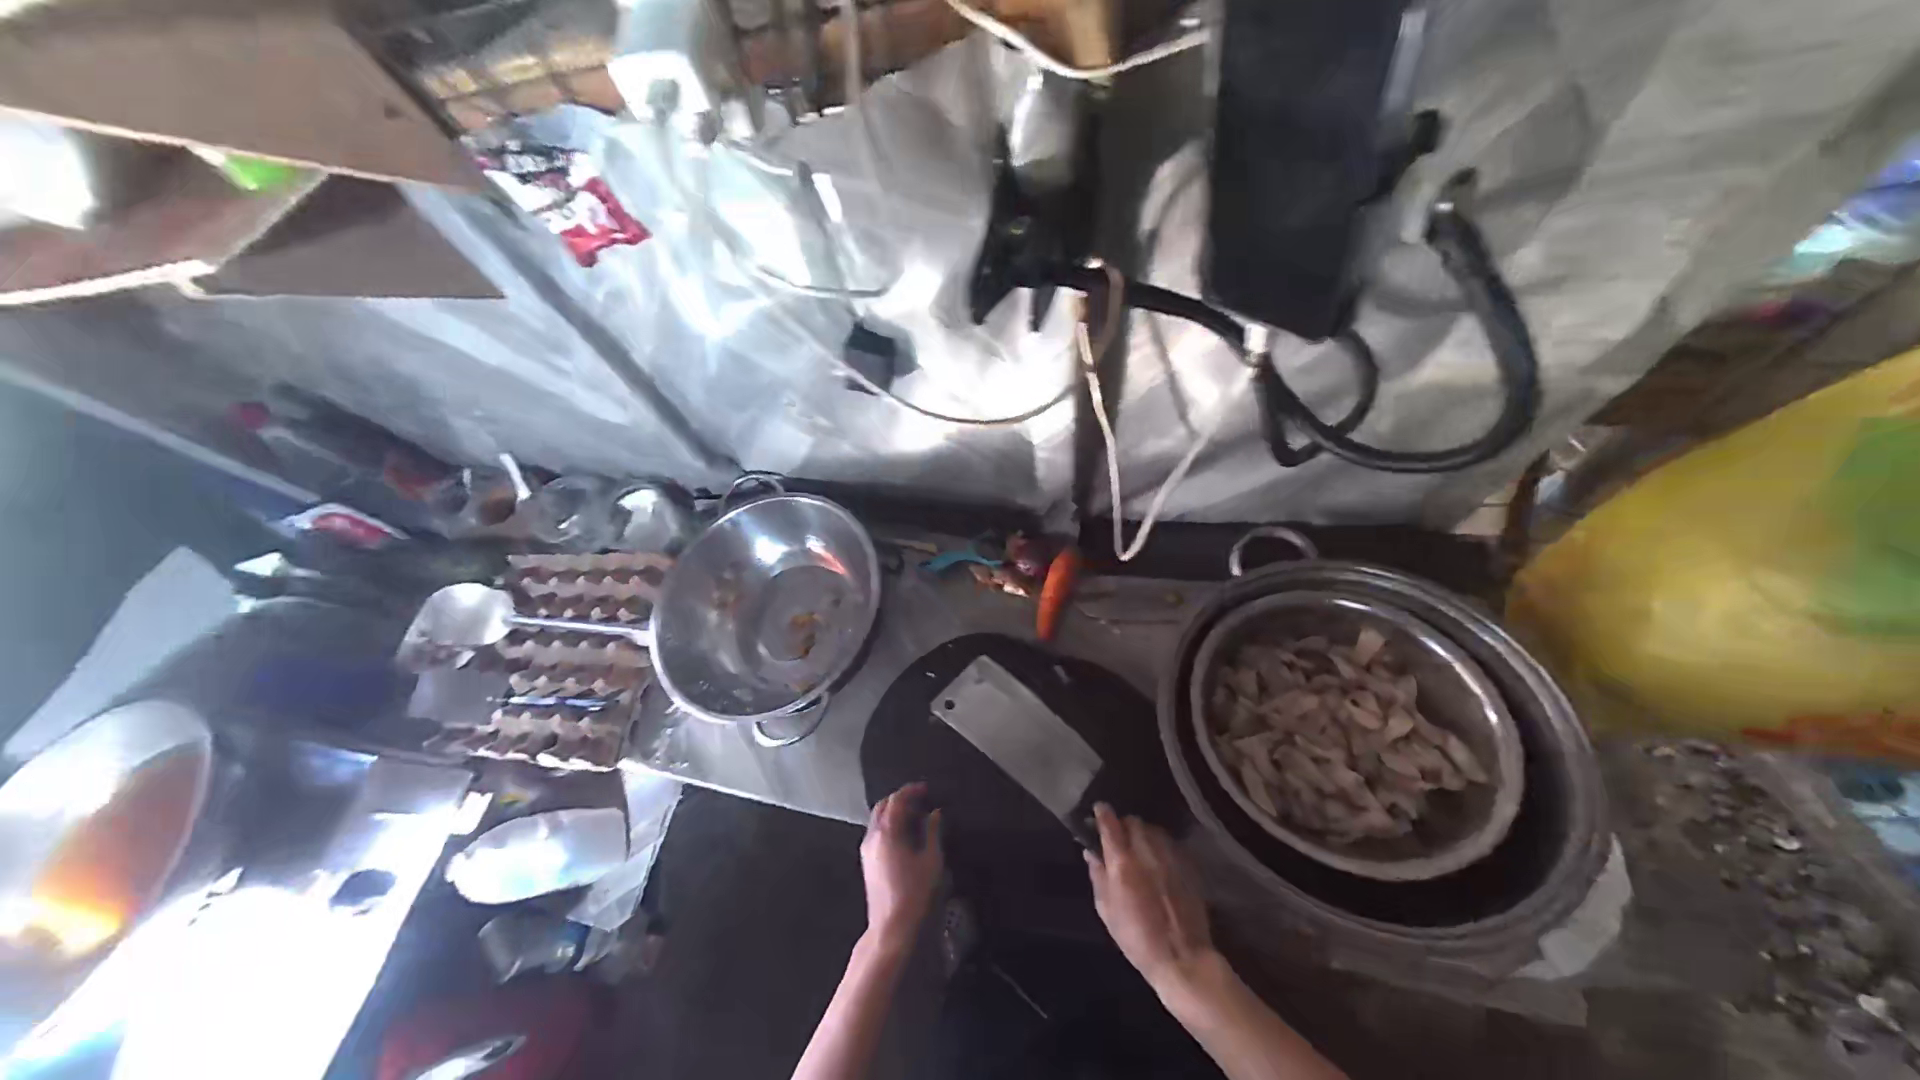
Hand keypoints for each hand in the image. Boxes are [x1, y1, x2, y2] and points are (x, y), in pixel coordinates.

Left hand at [861, 783, 942, 948]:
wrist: (891, 928)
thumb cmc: (915, 893)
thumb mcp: (932, 860)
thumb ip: (933, 832)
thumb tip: (935, 813)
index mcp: (887, 832)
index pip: (896, 800)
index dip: (911, 790)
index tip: (925, 789)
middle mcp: (872, 837)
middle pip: (883, 806)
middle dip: (900, 799)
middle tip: (920, 801)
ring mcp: (867, 850)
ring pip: (878, 820)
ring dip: (894, 813)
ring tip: (916, 817)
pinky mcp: (867, 863)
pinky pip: (876, 833)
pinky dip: (889, 826)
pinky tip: (906, 836)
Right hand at [1085, 802, 1216, 992]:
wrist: (1183, 958)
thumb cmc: (1137, 940)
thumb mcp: (1106, 911)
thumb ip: (1098, 876)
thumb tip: (1091, 852)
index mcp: (1123, 863)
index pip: (1110, 823)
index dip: (1102, 813)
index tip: (1098, 811)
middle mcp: (1147, 852)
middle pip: (1134, 821)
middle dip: (1124, 825)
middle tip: (1119, 839)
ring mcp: (1170, 857)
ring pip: (1153, 829)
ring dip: (1143, 834)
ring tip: (1139, 848)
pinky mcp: (1187, 866)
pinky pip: (1169, 843)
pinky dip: (1160, 845)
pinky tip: (1158, 861)